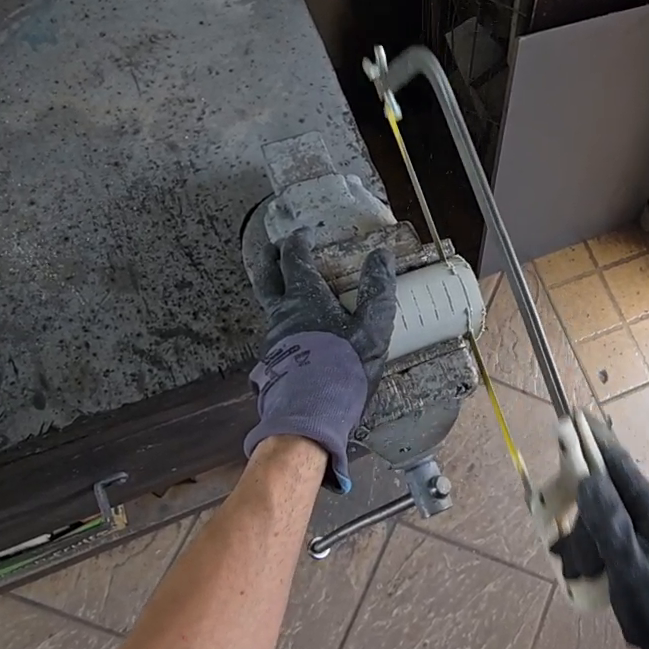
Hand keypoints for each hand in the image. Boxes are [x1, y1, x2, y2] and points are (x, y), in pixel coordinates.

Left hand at [242, 230, 396, 492]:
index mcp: (304, 299)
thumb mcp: (372, 326)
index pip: (294, 260)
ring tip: (291, 292)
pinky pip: (278, 334)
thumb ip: (379, 290)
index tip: (303, 233)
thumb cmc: (344, 366)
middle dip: (271, 259)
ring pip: (271, 307)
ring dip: (278, 292)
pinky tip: (299, 335)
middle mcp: (282, 315)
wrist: (312, 414)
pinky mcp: (274, 365)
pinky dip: (286, 323)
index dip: (298, 242)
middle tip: (276, 248)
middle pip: (266, 278)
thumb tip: (381, 255)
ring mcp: (274, 341)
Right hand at [557, 416, 648, 648]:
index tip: (572, 418)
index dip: (593, 440)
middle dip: (578, 511)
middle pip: (603, 491)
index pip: (618, 462)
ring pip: (599, 519)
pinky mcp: (636, 554)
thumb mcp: (629, 564)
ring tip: (576, 569)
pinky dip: (590, 554)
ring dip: (582, 540)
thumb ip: (608, 520)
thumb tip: (588, 476)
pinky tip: (584, 575)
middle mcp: (648, 514)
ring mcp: (644, 535)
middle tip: (561, 540)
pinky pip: (604, 541)